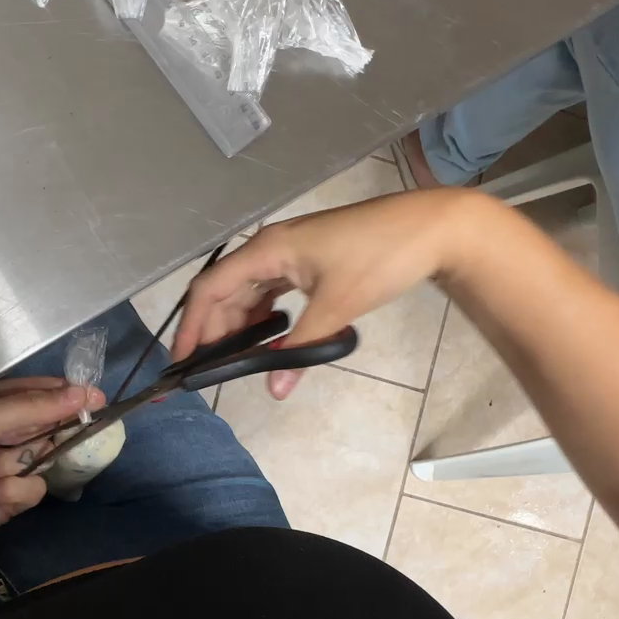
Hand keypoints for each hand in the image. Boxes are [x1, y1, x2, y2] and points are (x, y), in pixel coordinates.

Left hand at [0, 377, 105, 559]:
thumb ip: (33, 407)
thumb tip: (83, 394)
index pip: (35, 393)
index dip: (65, 394)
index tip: (97, 398)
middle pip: (46, 425)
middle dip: (55, 430)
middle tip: (80, 430)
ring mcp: (5, 467)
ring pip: (43, 458)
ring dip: (23, 464)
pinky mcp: (9, 499)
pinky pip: (34, 488)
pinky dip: (16, 492)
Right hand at [174, 189, 476, 398]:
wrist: (436, 227)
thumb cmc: (382, 258)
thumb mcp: (337, 308)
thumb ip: (300, 349)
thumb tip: (275, 391)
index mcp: (267, 249)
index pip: (209, 289)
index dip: (191, 325)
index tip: (181, 359)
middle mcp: (269, 247)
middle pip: (224, 292)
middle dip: (213, 330)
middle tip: (209, 369)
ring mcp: (287, 252)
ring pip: (246, 292)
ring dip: (237, 325)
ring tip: (233, 360)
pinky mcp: (305, 260)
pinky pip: (268, 290)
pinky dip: (260, 316)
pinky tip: (264, 339)